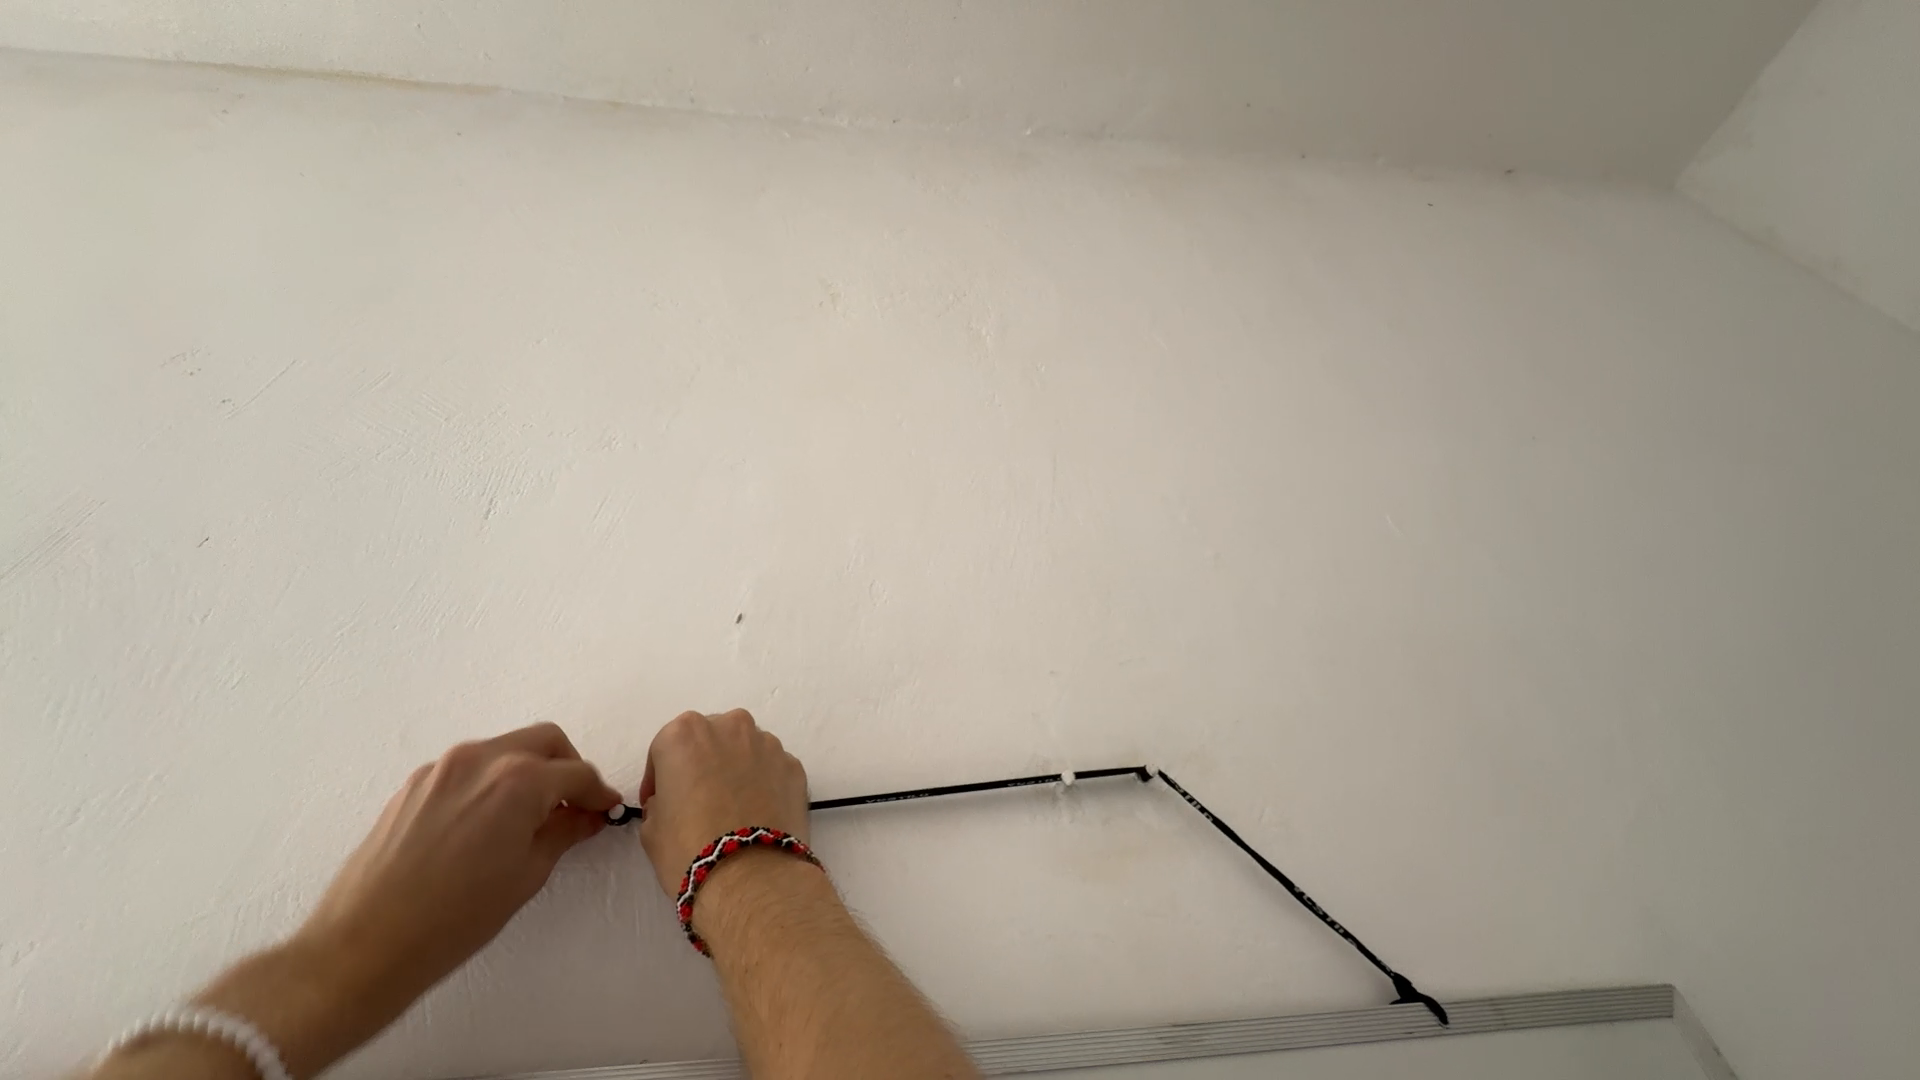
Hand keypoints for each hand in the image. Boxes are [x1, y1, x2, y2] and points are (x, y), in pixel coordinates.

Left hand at [297, 723, 623, 1000]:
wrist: (362, 946)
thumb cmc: (458, 916)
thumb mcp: (528, 873)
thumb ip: (565, 831)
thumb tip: (588, 815)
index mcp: (520, 780)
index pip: (578, 773)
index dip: (598, 793)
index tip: (606, 810)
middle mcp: (483, 759)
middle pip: (546, 741)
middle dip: (567, 767)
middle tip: (572, 804)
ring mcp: (444, 767)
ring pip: (507, 748)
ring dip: (529, 770)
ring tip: (529, 815)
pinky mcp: (415, 783)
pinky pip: (470, 767)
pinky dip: (492, 781)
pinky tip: (487, 822)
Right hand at [637, 709, 809, 897]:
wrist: (750, 878)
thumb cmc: (688, 849)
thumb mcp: (652, 827)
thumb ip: (661, 799)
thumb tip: (676, 799)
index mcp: (685, 733)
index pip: (665, 747)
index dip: (661, 776)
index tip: (661, 800)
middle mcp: (730, 726)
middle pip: (710, 739)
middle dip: (703, 763)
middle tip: (698, 800)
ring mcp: (768, 744)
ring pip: (745, 750)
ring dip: (736, 769)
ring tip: (733, 808)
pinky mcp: (794, 765)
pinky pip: (772, 769)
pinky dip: (764, 783)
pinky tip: (758, 814)